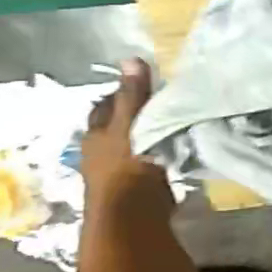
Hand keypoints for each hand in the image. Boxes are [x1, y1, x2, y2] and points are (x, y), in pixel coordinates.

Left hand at [83, 58, 173, 217]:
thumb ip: (132, 94)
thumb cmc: (125, 165)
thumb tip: (131, 58)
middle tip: (164, 100)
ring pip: (135, 143)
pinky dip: (160, 152)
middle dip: (136, 114)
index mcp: (95, 134)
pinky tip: (177, 147)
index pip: (105, 106)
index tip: (145, 83)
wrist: (132, 213)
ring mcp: (119, 170)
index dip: (121, 93)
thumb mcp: (129, 123)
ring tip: (175, 122)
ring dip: (150, 134)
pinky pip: (150, 160)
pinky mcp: (138, 185)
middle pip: (119, 125)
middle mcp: (102, 151)